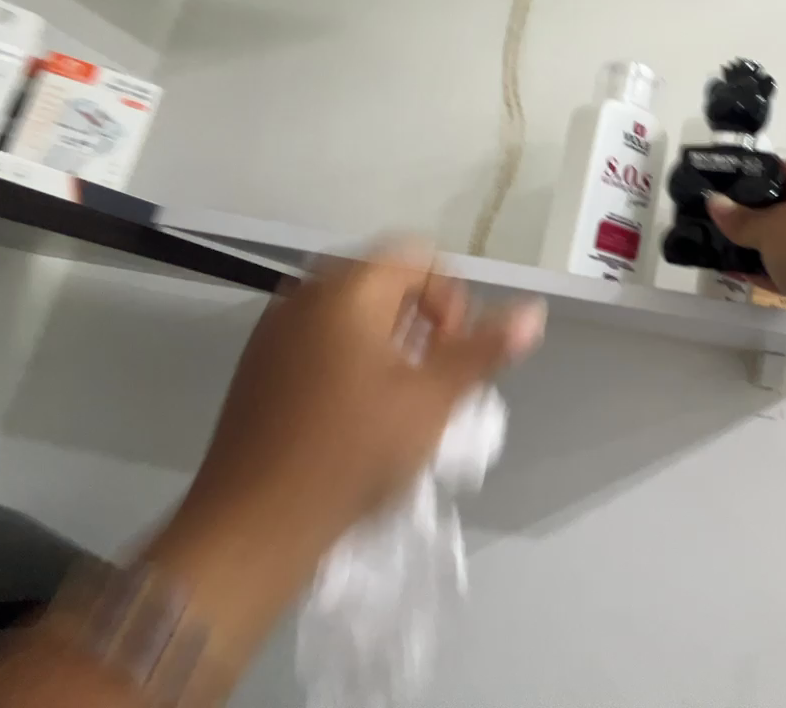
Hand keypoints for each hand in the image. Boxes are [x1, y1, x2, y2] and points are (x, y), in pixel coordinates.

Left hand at [141, 241, 543, 662]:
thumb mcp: (434, 400)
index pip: (418, 257)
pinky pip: (319, 338)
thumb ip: (484, 349)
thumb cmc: (353, 453)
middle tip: (431, 375)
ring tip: (400, 396)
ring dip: (388, 339)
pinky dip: (350, 356)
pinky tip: (356, 410)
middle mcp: (305, 294)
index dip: (451, 300)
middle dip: (421, 318)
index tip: (450, 355)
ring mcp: (274, 331)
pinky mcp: (257, 367)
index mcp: (347, 289)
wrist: (252, 528)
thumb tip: (534, 311)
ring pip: (351, 311)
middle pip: (385, 280)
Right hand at [706, 158, 785, 354]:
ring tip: (727, 245)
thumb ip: (741, 217)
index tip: (742, 184)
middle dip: (763, 211)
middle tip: (729, 216)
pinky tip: (741, 275)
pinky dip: (772, 271)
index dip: (775, 172)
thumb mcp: (771, 228)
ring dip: (765, 244)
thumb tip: (715, 202)